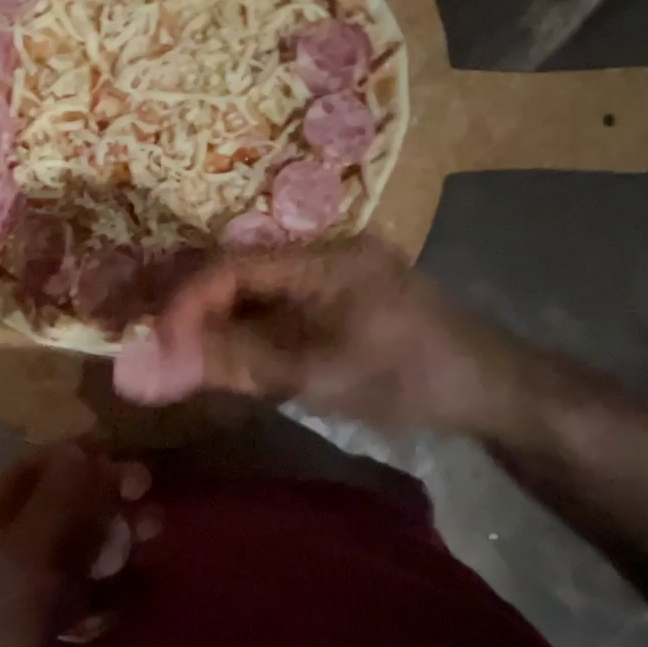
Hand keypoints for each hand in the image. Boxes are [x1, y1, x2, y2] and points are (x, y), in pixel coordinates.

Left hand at [0, 442, 140, 646]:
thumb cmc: (2, 618)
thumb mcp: (26, 553)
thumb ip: (56, 500)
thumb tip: (81, 447)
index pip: (35, 468)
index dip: (75, 455)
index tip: (119, 452)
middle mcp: (11, 540)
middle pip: (66, 503)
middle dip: (106, 497)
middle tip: (145, 493)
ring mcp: (34, 577)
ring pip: (84, 542)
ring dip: (116, 536)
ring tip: (147, 538)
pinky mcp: (55, 611)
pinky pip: (92, 583)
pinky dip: (112, 582)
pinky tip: (126, 591)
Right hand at [113, 237, 522, 431]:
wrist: (498, 392)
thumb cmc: (408, 379)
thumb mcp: (315, 374)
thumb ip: (231, 364)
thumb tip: (149, 366)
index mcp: (322, 258)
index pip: (230, 267)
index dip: (184, 305)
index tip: (155, 345)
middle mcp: (324, 254)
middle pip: (237, 274)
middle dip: (193, 314)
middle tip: (158, 352)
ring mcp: (335, 276)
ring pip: (254, 294)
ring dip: (218, 327)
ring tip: (187, 361)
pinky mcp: (342, 301)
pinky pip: (276, 310)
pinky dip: (247, 335)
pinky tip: (233, 361)